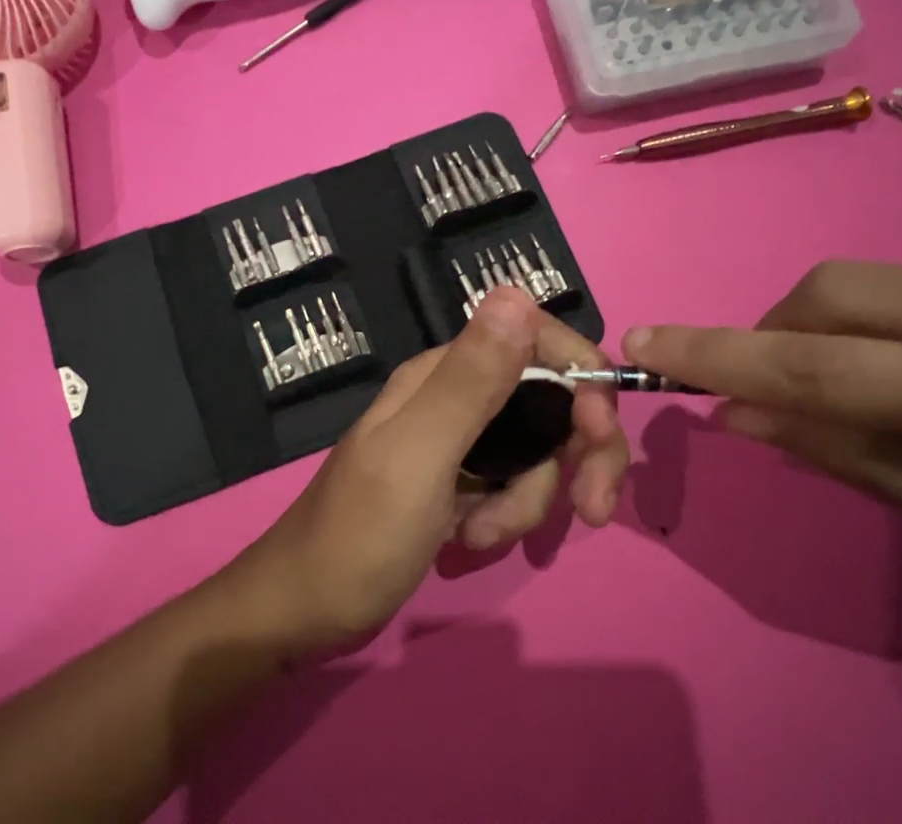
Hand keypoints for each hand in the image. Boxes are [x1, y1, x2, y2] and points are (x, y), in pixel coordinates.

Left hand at [235, 288, 629, 648]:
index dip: (581, 378)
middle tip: (593, 506)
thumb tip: (516, 291)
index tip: (597, 433)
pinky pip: (512, 486)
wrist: (304, 609)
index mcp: (440, 375)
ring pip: (537, 450)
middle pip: (550, 398)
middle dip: (578, 451)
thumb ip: (469, 381)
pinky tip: (473, 540)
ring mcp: (456, 443)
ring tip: (483, 535)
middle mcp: (452, 398)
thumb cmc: (358, 535)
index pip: (536, 341)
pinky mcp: (457, 485)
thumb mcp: (418, 456)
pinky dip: (508, 516)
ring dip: (531, 499)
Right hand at [623, 256, 901, 635]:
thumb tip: (745, 414)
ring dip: (829, 329)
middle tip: (770, 391)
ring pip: (874, 282)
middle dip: (771, 333)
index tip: (641, 342)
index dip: (716, 351)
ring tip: (863, 389)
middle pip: (833, 292)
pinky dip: (891, 324)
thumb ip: (855, 459)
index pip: (820, 363)